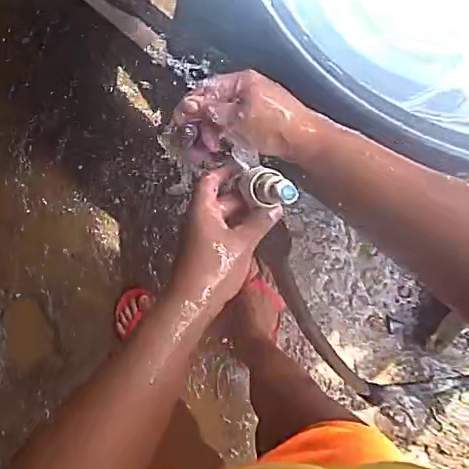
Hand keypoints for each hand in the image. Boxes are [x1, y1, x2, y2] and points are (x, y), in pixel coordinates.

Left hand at [169, 166, 284, 304]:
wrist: (193, 301)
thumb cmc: (214, 268)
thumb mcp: (242, 243)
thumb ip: (259, 223)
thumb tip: (275, 207)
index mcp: (201, 210)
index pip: (209, 180)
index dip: (225, 171)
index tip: (245, 167)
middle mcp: (198, 218)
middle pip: (219, 197)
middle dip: (242, 193)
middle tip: (267, 191)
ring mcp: (201, 234)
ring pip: (223, 215)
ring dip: (242, 211)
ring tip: (267, 209)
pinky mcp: (206, 248)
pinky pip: (222, 229)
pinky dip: (238, 226)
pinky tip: (256, 229)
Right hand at [174, 71, 321, 161]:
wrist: (308, 142)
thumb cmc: (278, 126)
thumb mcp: (237, 118)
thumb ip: (210, 111)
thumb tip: (189, 105)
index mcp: (242, 81)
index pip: (206, 88)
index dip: (191, 105)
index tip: (181, 120)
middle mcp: (247, 89)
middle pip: (213, 103)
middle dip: (202, 123)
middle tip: (197, 141)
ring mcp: (254, 104)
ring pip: (222, 116)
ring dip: (212, 132)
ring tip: (211, 148)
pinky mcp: (260, 119)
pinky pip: (234, 124)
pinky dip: (226, 135)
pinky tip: (224, 146)